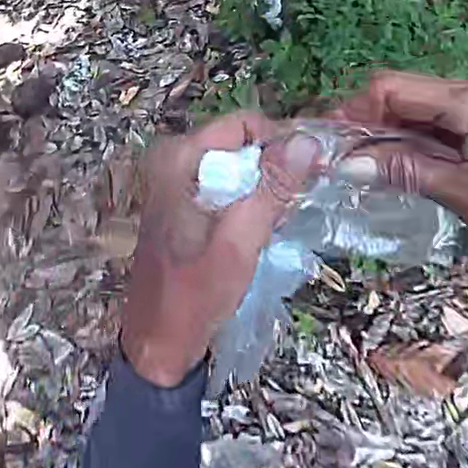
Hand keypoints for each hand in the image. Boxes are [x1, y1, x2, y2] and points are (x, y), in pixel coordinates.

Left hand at [119, 113, 321, 385]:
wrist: (158, 343)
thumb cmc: (195, 292)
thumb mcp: (240, 238)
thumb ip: (272, 187)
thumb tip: (306, 141)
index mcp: (179, 159)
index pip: (242, 124)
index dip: (279, 141)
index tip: (309, 169)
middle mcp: (174, 161)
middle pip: (239, 144)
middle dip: (272, 167)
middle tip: (294, 202)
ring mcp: (176, 184)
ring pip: (237, 167)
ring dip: (263, 187)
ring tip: (277, 220)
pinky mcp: (184, 206)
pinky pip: (226, 187)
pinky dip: (248, 201)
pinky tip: (258, 230)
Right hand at [335, 72, 467, 314]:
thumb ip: (410, 171)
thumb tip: (348, 162)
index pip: (393, 89)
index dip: (352, 112)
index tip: (323, 144)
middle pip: (402, 96)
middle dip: (364, 124)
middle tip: (332, 162)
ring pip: (418, 114)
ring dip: (385, 138)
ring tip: (354, 171)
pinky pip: (440, 132)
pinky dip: (412, 148)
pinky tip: (393, 173)